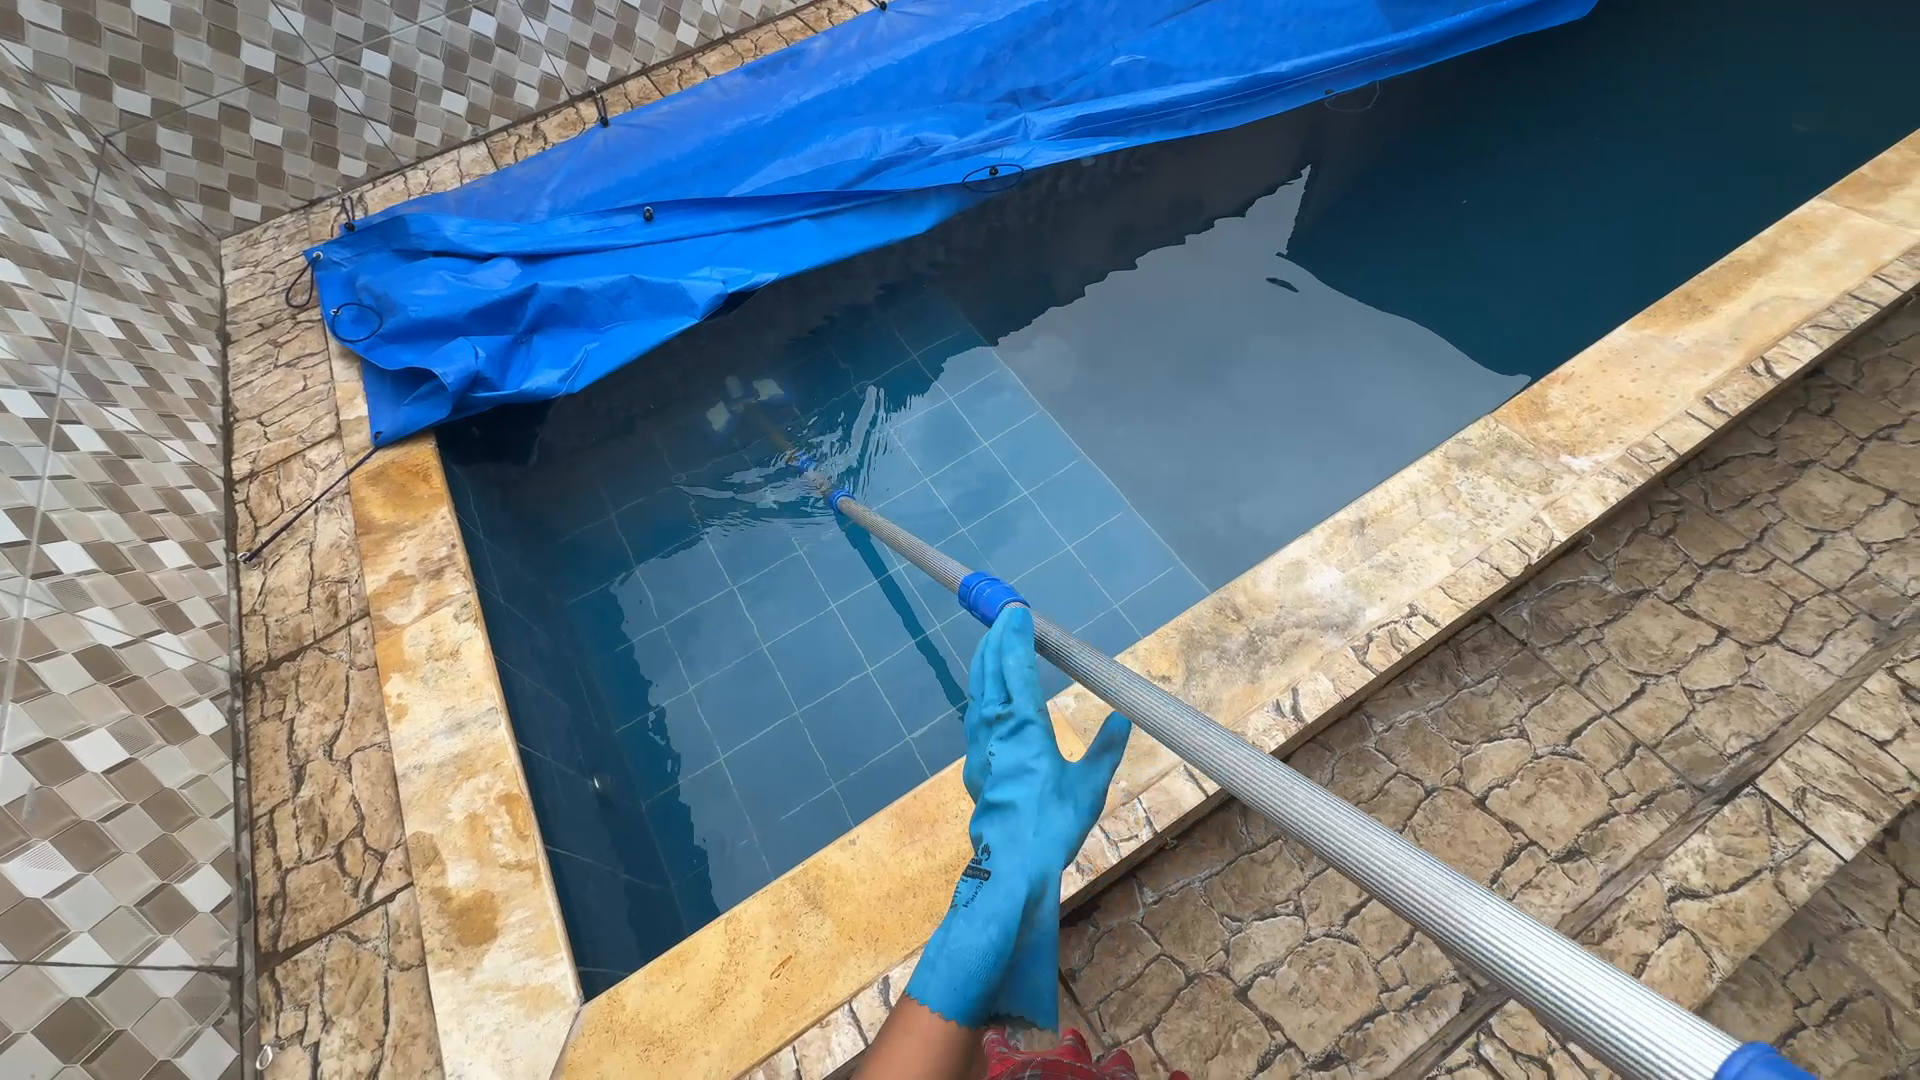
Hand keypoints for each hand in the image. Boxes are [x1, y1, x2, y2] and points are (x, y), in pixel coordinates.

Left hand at [905, 605, 1130, 1029]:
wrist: (1010, 865)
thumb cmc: (1053, 822)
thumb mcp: (1090, 784)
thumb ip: (1106, 748)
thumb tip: (1122, 719)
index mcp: (1024, 724)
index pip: (1017, 666)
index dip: (1016, 636)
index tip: (1017, 612)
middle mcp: (995, 726)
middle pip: (989, 671)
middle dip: (995, 641)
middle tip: (1003, 618)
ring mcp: (978, 745)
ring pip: (977, 692)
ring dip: (985, 665)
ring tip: (992, 647)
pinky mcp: (973, 764)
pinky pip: (975, 716)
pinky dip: (982, 695)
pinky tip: (988, 700)